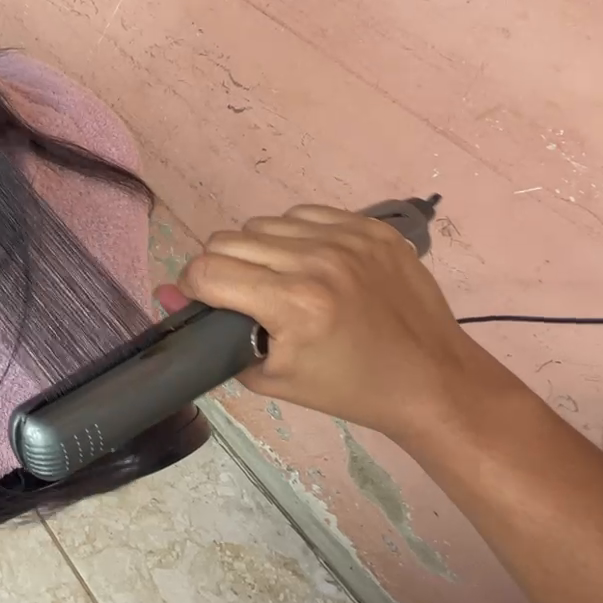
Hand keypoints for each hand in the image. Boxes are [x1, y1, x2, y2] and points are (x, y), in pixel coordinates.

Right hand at [158, 205, 510, 443]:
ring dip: (256, 251)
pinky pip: (299, 214)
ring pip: (258, 225)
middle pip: (224, 242)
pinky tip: (311, 264)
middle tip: (245, 297)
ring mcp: (347, 239)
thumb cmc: (348, 388)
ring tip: (280, 280)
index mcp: (293, 303)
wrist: (438, 384)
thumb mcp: (267, 374)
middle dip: (222, 269)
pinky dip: (292, 236)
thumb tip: (163, 293)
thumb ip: (208, 332)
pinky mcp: (370, 228)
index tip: (206, 305)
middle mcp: (317, 262)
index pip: (204, 271)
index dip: (194, 289)